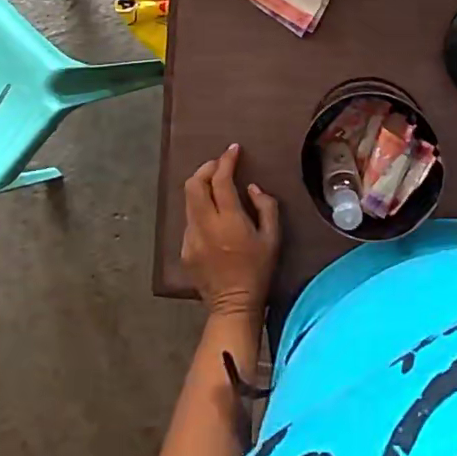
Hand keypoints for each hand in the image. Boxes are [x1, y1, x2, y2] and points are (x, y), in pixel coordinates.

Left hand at [181, 144, 279, 317]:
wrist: (233, 305)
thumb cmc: (258, 271)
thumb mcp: (272, 239)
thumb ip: (266, 207)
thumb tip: (251, 187)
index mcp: (229, 221)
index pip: (220, 180)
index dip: (226, 160)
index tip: (233, 150)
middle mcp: (205, 225)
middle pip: (194, 183)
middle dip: (206, 168)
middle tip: (220, 165)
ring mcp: (191, 236)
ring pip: (188, 199)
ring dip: (201, 187)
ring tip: (215, 187)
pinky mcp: (183, 247)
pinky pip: (189, 218)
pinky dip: (200, 209)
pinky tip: (212, 217)